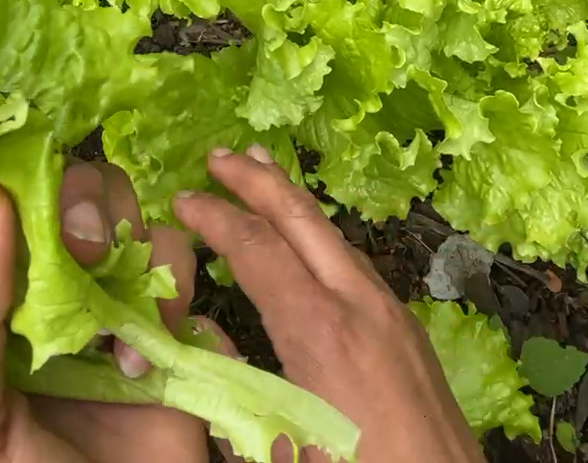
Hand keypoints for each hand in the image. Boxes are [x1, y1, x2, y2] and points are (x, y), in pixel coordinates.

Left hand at [0, 161, 209, 462]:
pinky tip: (152, 357)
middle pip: (59, 194)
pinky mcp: (155, 335)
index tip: (24, 178)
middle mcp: (24, 297)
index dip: (0, 176)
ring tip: (120, 328)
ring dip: (133, 252)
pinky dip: (175, 293)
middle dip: (80, 210)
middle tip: (85, 254)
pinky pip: (175, 267)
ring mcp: (93, 313)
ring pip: (123, 218)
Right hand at [175, 146, 481, 462]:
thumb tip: (201, 331)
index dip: (214, 217)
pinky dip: (318, 232)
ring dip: (291, 198)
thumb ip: (228, 386)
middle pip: (301, 217)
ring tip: (262, 168)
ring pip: (332, 232)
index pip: (257, 247)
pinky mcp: (405, 325)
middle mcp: (357, 301)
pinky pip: (352, 258)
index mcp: (319, 330)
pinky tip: (308, 237)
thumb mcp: (275, 447)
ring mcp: (389, 308)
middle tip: (219, 154)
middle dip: (256, 178)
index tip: (181, 199)